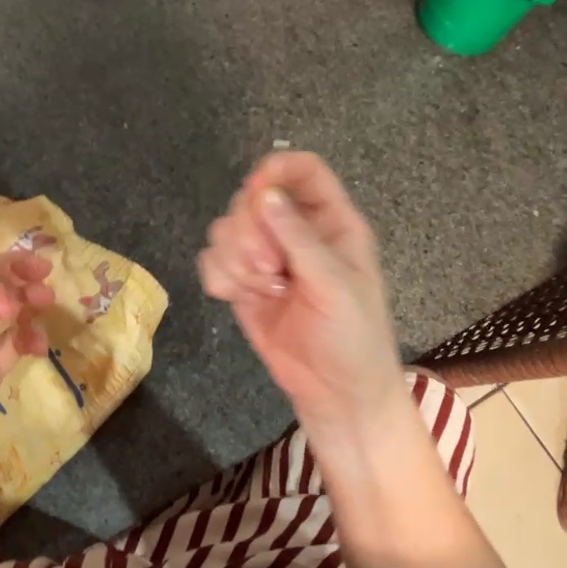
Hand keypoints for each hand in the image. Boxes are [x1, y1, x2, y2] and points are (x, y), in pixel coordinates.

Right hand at [199, 152, 401, 431]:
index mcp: (331, 222)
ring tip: (261, 289)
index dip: (277, 171)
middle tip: (269, 268)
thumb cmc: (353, 338)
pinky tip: (236, 297)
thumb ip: (297, 238)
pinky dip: (219, 275)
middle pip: (252, 198)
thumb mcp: (335, 286)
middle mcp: (295, 232)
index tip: (257, 193)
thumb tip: (263, 194)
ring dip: (234, 257)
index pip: (303, 171)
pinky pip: (212, 259)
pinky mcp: (241, 282)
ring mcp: (266, 257)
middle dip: (250, 232)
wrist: (337, 396)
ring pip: (227, 228)